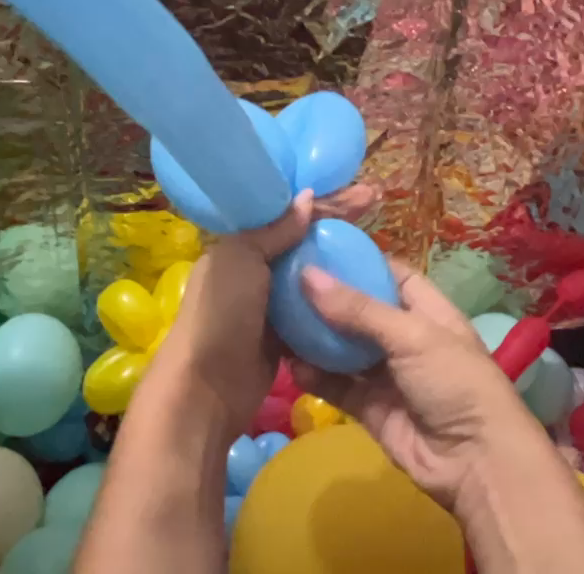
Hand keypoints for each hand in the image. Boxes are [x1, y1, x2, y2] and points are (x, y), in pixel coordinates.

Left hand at [152, 185, 376, 435]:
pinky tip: (365, 288)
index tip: (361, 193)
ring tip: (377, 244)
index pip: (287, 212)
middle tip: (375, 204)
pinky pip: (315, 308)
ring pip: (312, 273)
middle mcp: (255, 269)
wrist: (207, 390)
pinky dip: (336, 297)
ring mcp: (271, 303)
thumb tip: (308, 199)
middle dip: (338, 221)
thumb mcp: (242, 259)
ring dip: (341, 258)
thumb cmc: (220, 315)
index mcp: (240, 245)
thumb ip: (275, 230)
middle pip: (304, 238)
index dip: (324, 201)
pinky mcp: (286, 335)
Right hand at [290, 258, 544, 513]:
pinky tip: (287, 361)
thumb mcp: (411, 335)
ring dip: (314, 336)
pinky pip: (338, 385)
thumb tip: (307, 275)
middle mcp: (405, 337)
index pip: (389, 273)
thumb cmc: (455, 381)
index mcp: (426, 309)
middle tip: (282, 280)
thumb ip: (358, 308)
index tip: (316, 247)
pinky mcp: (371, 409)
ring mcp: (387, 374)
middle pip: (359, 310)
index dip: (357, 260)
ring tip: (275, 316)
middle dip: (325, 298)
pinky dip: (314, 375)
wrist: (476, 462)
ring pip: (343, 348)